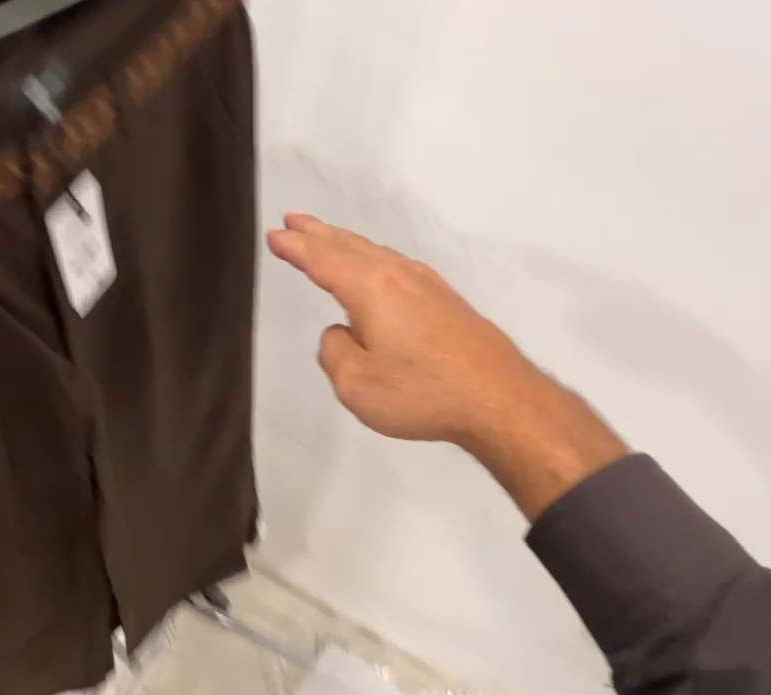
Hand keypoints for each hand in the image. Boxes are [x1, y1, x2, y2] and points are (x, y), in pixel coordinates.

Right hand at [267, 213, 627, 518]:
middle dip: (318, 233)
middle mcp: (399, 277)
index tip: (275, 235)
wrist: (496, 398)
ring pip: (376, 254)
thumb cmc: (422, 392)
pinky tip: (378, 269)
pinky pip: (397, 268)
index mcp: (370, 289)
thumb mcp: (355, 383)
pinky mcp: (446, 303)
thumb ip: (335, 352)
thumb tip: (342, 334)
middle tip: (294, 220)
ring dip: (346, 244)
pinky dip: (374, 260)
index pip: (323, 260)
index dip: (296, 248)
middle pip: (350, 246)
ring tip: (328, 239)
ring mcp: (427, 287)